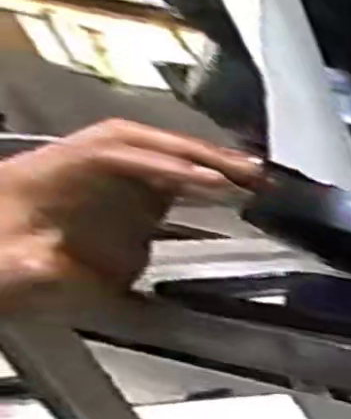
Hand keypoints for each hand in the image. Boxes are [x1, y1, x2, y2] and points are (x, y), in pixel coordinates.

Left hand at [0, 120, 261, 309]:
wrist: (17, 276)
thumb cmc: (17, 273)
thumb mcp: (17, 270)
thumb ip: (31, 266)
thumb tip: (49, 263)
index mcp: (44, 178)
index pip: (107, 155)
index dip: (163, 165)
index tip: (218, 182)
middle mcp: (76, 170)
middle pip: (134, 142)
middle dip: (194, 153)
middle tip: (251, 171)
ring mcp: (106, 184)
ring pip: (156, 154)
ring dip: (208, 161)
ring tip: (259, 177)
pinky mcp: (132, 202)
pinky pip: (170, 179)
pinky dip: (209, 181)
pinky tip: (243, 191)